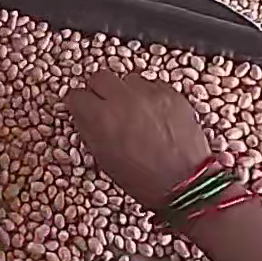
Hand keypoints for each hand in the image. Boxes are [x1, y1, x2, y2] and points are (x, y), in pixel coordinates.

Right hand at [64, 71, 212, 211]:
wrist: (185, 183)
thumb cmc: (141, 178)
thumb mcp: (102, 157)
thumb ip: (88, 129)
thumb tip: (83, 113)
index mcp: (100, 118)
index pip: (76, 95)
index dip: (78, 104)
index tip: (83, 108)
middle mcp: (123, 100)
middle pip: (99, 77)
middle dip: (99, 90)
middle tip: (105, 105)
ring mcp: (149, 94)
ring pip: (127, 79)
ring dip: (126, 92)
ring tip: (133, 111)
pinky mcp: (171, 94)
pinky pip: (152, 85)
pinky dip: (149, 96)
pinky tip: (152, 114)